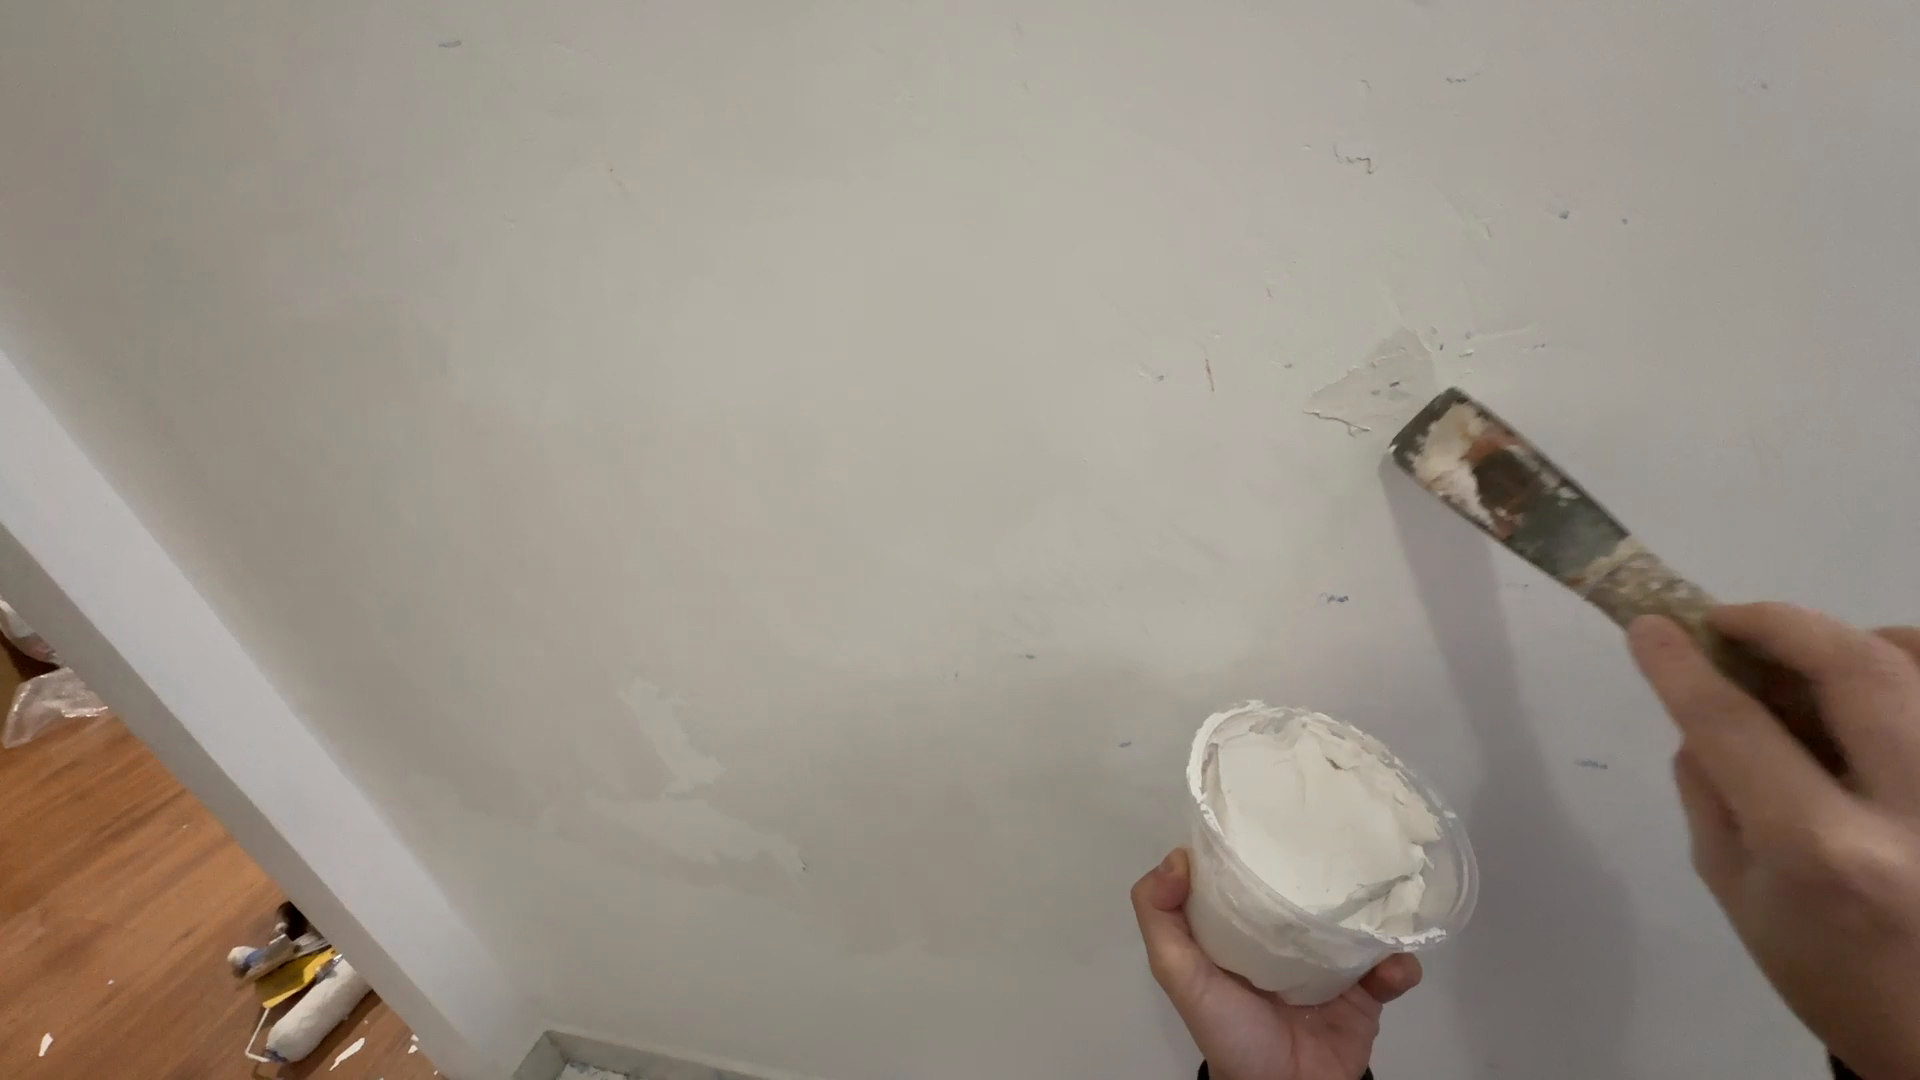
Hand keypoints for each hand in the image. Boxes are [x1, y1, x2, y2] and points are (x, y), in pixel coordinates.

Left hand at [1131, 848, 1421, 1079]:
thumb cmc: (1226, 1028)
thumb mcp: (1176, 971)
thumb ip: (1158, 916)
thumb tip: (1177, 855)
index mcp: (1234, 925)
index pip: (1238, 872)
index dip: (1244, 842)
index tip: (1259, 810)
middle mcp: (1278, 936)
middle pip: (1299, 889)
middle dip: (1317, 865)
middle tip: (1335, 835)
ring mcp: (1323, 963)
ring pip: (1350, 921)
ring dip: (1369, 909)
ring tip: (1381, 894)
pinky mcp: (1361, 996)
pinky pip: (1387, 971)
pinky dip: (1397, 964)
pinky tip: (1396, 961)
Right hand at [1629, 604, 1919, 1078]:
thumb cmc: (1833, 973)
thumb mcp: (1737, 888)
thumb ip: (1712, 789)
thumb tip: (1699, 707)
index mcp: (1825, 850)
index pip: (1731, 723)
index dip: (1678, 664)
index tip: (1646, 625)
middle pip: (1859, 670)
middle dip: (1779, 623)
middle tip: (1726, 620)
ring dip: (1858, 644)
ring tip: (1813, 665)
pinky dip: (1912, 672)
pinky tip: (1881, 698)